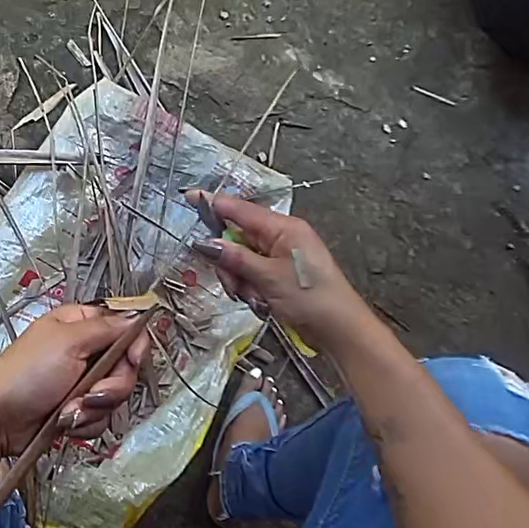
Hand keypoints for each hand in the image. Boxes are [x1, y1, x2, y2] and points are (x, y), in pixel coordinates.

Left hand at [0, 304, 149, 458]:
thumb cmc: (26, 374)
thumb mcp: (67, 342)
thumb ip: (106, 328)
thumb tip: (135, 318)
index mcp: (82, 325)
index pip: (127, 328)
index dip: (135, 345)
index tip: (133, 361)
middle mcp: (87, 350)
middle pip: (126, 366)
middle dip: (111, 385)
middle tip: (90, 394)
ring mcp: (84, 381)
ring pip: (116, 394)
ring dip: (95, 406)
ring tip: (68, 411)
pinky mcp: (80, 407)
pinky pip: (103, 415)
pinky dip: (87, 421)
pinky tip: (66, 422)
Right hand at [186, 190, 376, 351]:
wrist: (339, 329)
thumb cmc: (311, 297)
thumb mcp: (268, 277)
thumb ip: (235, 258)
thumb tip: (205, 243)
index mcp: (283, 228)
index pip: (241, 210)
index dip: (214, 205)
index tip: (189, 198)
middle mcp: (282, 238)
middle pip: (238, 240)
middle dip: (230, 264)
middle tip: (235, 285)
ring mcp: (282, 258)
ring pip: (243, 262)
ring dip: (241, 281)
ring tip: (255, 299)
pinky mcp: (282, 277)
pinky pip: (254, 276)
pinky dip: (252, 290)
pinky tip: (262, 304)